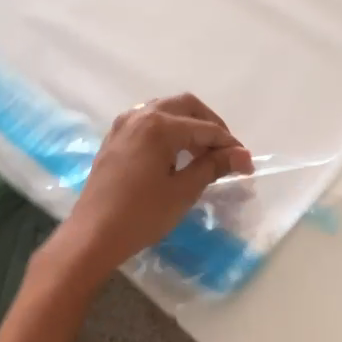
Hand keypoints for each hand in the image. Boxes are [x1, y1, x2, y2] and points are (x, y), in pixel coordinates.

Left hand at [60, 94, 252, 277]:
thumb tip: (242, 156)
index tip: (247, 166)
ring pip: (165, 111)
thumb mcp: (183, 191)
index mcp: (160, 126)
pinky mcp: (114, 139)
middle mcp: (140, 115)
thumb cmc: (142, 215)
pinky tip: (175, 155)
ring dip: (189, 125)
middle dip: (211, 126)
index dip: (230, 147)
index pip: (206, 129)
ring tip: (203, 155)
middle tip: (226, 153)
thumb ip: (213, 167)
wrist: (94, 234)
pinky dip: (168, 131)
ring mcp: (123, 125)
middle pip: (186, 106)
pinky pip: (148, 122)